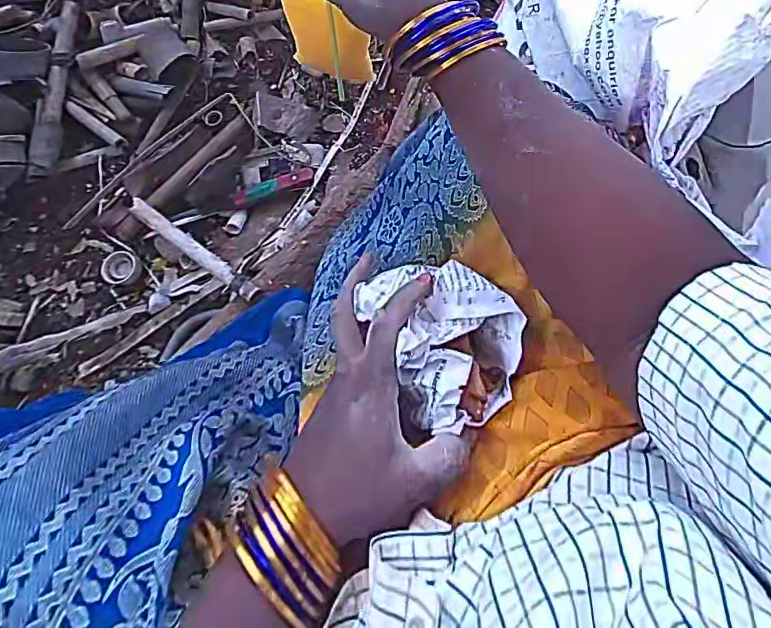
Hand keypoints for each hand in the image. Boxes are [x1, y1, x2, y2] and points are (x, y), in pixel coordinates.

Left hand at [282, 254, 469, 545]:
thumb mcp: (416, 480)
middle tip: (369, 258)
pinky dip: (364, 344)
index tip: (427, 278)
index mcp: (370, 381)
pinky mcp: (330, 403)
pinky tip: (385, 364)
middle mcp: (348, 374)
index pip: (388, 323)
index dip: (407, 296)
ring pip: (345, 335)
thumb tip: (466, 431)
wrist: (303, 511)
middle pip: (344, 312)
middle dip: (354, 280)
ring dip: (361, 312)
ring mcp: (334, 387)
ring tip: (389, 308)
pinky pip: (350, 360)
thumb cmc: (358, 490)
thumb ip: (449, 453)